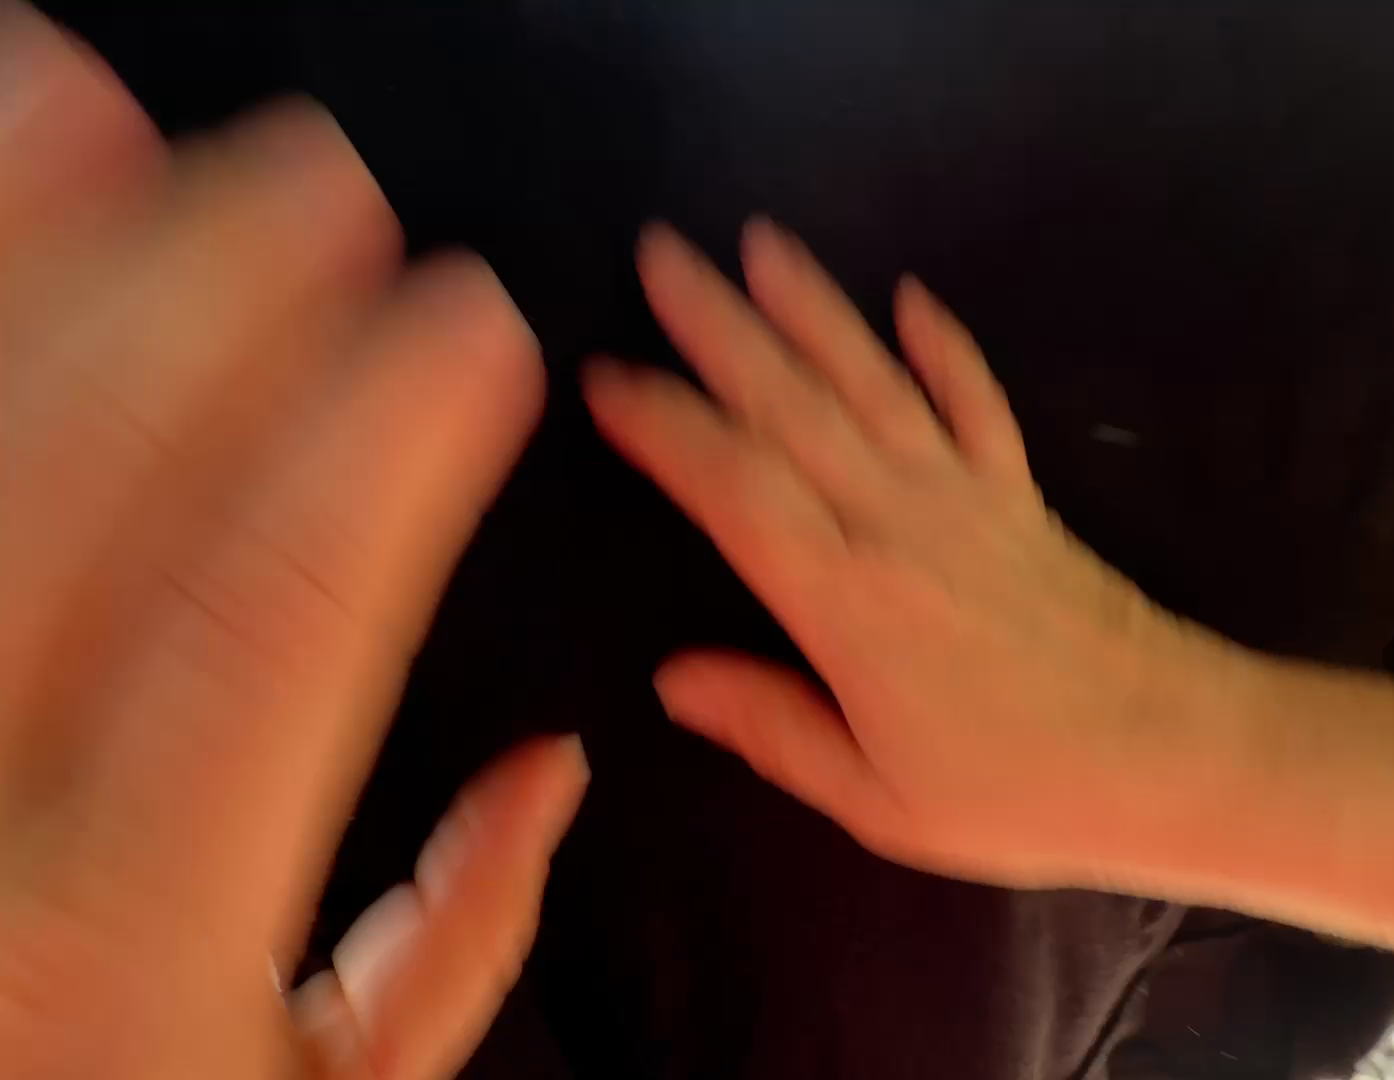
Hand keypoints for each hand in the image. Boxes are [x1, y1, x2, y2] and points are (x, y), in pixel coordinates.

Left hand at [0, 11, 578, 1079]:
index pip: (289, 611)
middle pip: (78, 496)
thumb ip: (458, 940)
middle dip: (212, 298)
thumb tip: (558, 766)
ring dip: (0, 256)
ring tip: (77, 96)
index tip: (479, 318)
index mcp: (121, 940)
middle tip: (321, 172)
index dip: (394, 441)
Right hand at [588, 220, 1249, 893]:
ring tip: (764, 244)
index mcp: (849, 601)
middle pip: (795, 406)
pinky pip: (978, 402)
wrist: (1169, 754)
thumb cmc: (1020, 793)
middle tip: (663, 253)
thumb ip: (773, 726)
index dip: (666, 424)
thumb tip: (672, 677)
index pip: (735, 487)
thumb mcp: (878, 796)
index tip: (608, 375)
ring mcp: (969, 496)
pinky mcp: (1022, 493)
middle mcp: (901, 524)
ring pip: (877, 382)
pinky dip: (944, 347)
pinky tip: (913, 297)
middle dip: (721, 326)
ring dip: (816, 309)